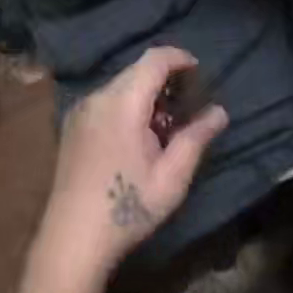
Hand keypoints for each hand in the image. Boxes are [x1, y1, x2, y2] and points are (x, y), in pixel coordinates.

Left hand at [40, 47, 228, 269]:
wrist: (74, 235)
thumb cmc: (128, 207)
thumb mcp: (171, 178)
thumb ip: (195, 138)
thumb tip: (219, 111)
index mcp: (123, 102)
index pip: (152, 60)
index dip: (178, 57)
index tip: (198, 69)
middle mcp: (98, 95)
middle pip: (135, 69)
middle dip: (163, 76)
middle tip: (187, 100)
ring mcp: (81, 107)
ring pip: (119, 83)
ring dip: (144, 91)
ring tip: (164, 123)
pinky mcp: (72, 122)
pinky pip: (105, 98)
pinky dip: (126, 102)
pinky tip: (136, 134)